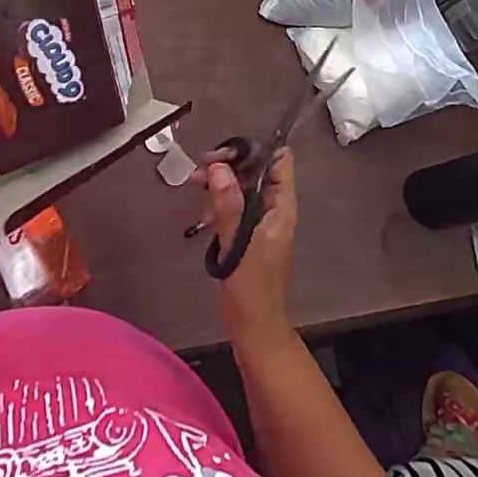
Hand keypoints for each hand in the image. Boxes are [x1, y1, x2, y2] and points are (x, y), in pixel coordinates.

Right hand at [198, 146, 296, 344]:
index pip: (280, 162)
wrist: (254, 327)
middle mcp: (273, 209)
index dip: (255, 149)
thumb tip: (218, 167)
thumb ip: (229, 204)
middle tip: (202, 168)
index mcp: (281, 207)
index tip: (226, 151)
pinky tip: (203, 210)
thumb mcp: (239, 243)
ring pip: (241, 187)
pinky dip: (218, 202)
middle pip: (255, 171)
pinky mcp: (246, 233)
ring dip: (220, 182)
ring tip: (196, 185)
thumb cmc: (253, 287)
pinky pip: (233, 206)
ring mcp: (259, 221)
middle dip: (229, 165)